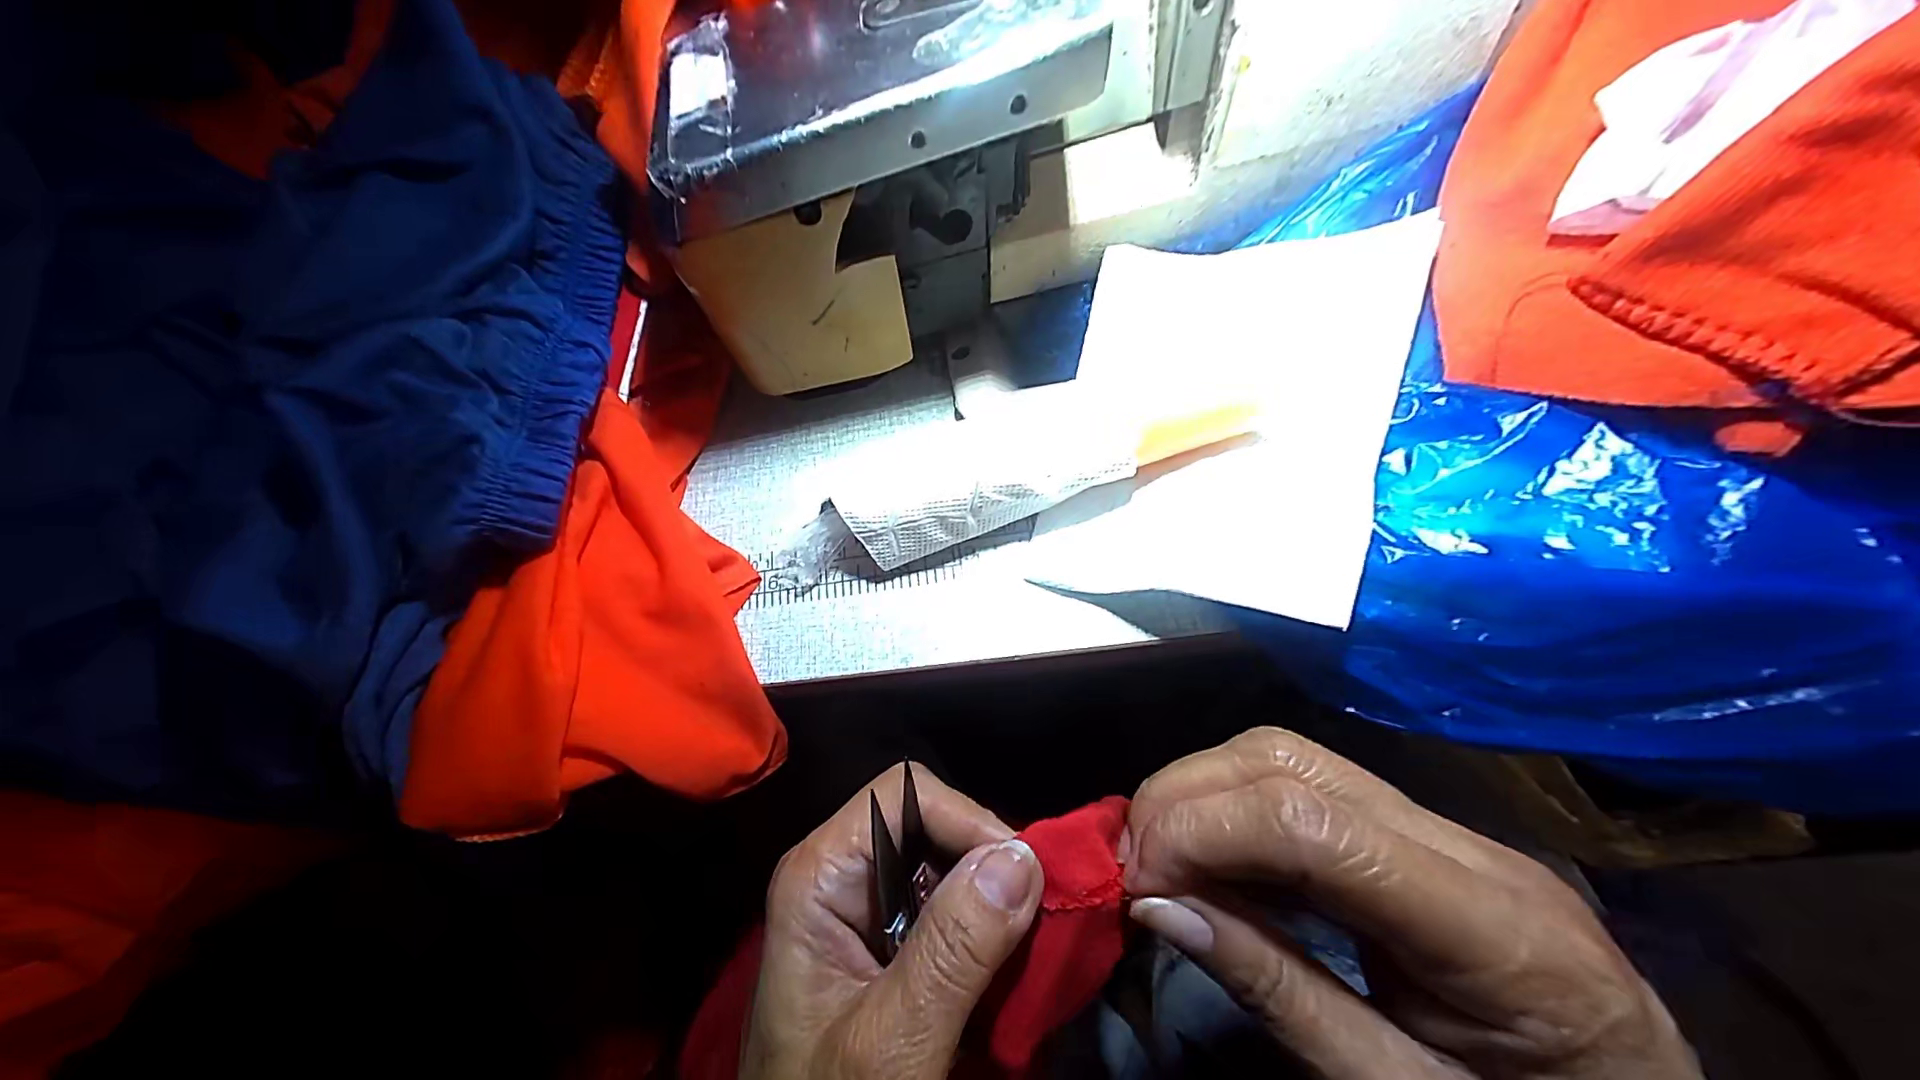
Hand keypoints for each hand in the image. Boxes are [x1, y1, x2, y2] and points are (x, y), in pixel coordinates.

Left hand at [742, 763, 1043, 1079]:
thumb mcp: (890, 1043)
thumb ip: (953, 951)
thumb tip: (1022, 858)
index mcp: (820, 874)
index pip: (903, 794)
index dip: (967, 818)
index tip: (1023, 875)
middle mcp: (843, 872)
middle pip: (930, 821)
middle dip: (987, 859)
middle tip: (1035, 913)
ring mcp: (867, 904)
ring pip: (948, 861)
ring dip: (994, 897)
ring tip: (1028, 940)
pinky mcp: (892, 938)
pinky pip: (951, 903)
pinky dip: (987, 926)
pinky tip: (1006, 962)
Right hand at [1124, 728, 1700, 1079]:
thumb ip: (1277, 993)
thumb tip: (1158, 908)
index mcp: (1497, 930)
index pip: (1313, 822)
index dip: (1202, 829)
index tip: (1136, 884)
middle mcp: (1470, 849)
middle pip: (1291, 762)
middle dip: (1186, 797)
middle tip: (1133, 866)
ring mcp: (1446, 831)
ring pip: (1288, 756)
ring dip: (1202, 792)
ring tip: (1159, 858)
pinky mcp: (1417, 835)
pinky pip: (1303, 788)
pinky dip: (1233, 809)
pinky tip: (1207, 856)